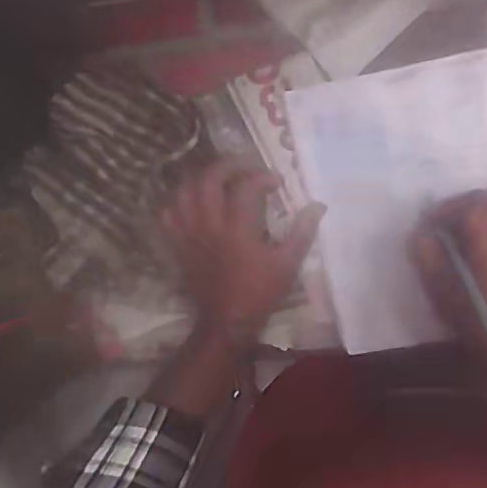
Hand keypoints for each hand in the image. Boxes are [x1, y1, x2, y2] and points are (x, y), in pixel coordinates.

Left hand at [162, 159, 324, 345]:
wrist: (226, 321)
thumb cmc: (260, 292)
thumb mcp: (288, 264)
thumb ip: (303, 232)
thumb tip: (318, 205)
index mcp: (238, 228)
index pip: (246, 186)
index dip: (262, 177)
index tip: (276, 182)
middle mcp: (210, 224)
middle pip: (209, 178)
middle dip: (228, 166)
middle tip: (244, 170)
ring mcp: (189, 233)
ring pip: (184, 191)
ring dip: (201, 179)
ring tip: (218, 181)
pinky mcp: (178, 245)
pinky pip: (168, 214)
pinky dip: (178, 203)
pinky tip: (193, 204)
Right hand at [410, 188, 486, 359]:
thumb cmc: (468, 317)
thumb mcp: (439, 290)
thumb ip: (428, 255)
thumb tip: (422, 232)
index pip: (472, 208)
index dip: (447, 209)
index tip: (431, 223)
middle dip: (462, 203)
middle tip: (445, 220)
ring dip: (480, 204)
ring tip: (462, 221)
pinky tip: (484, 226)